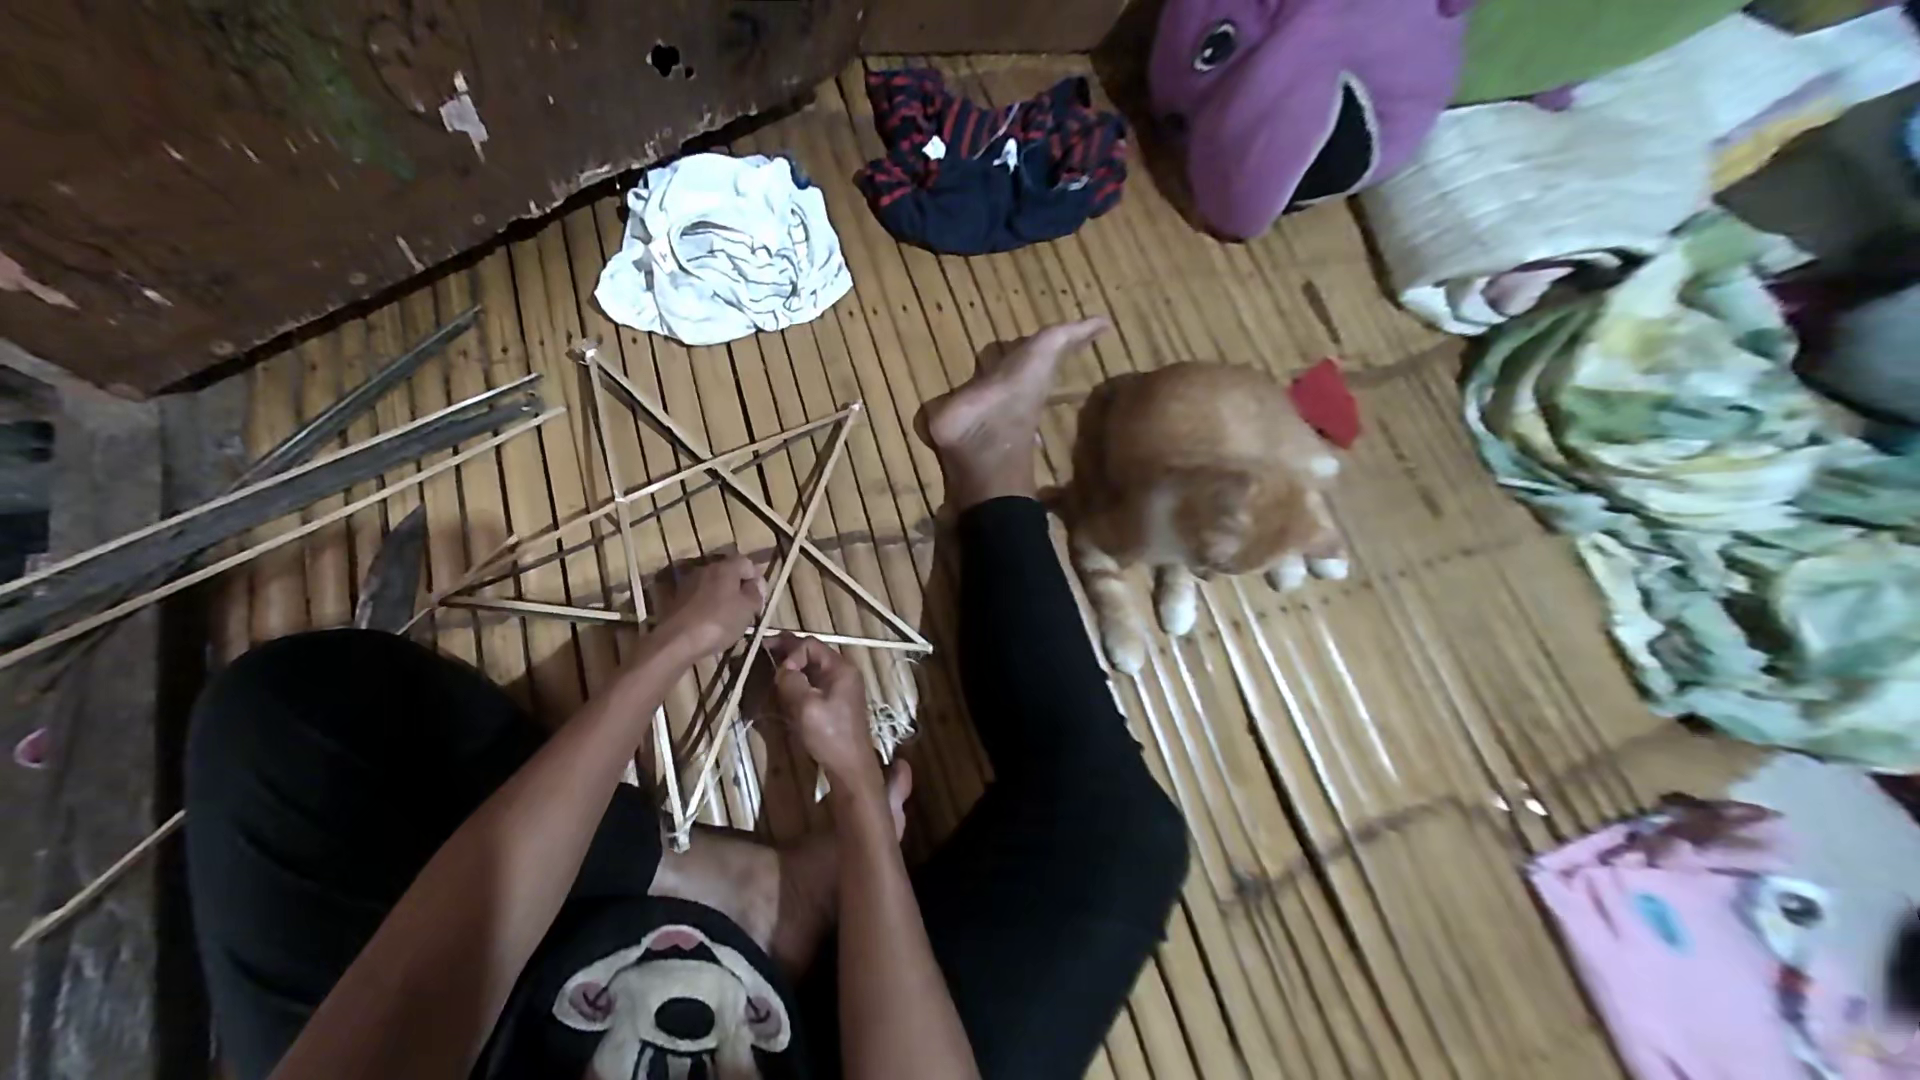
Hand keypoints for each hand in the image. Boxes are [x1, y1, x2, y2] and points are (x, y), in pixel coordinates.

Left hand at [656, 554, 764, 659]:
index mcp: (725, 567)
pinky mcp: (677, 599)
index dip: (757, 579)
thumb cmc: (719, 622)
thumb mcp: (748, 609)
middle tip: (747, 609)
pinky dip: (708, 606)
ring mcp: (688, 583)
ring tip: (729, 618)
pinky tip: (711, 624)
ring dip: (723, 597)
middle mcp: (705, 569)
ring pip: (714, 586)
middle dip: (739, 588)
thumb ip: (756, 593)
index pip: (747, 563)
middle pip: (729, 573)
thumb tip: (755, 584)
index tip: (760, 599)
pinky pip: (700, 598)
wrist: (677, 641)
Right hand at [770, 635, 882, 796]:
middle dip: (789, 653)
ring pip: (812, 669)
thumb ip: (792, 682)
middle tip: (764, 651)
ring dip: (793, 667)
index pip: (811, 645)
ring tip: (772, 668)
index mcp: (841, 668)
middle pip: (812, 654)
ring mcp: (841, 687)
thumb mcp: (806, 706)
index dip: (791, 652)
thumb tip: (782, 669)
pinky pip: (815, 683)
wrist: (850, 766)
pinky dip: (799, 681)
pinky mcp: (836, 702)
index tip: (780, 672)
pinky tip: (785, 688)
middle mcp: (843, 672)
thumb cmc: (830, 735)